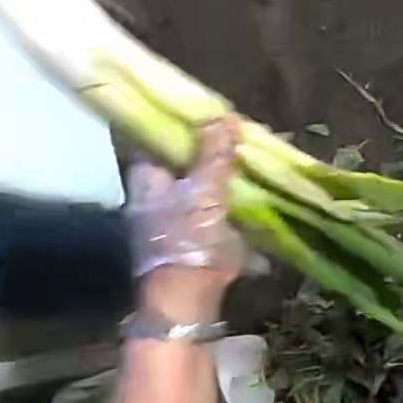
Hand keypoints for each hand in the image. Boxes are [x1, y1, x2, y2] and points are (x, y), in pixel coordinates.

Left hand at [128, 118, 246, 323]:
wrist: (190, 294)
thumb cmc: (187, 238)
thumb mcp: (204, 190)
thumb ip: (213, 154)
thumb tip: (221, 115)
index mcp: (147, 177)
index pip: (155, 137)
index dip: (178, 121)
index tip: (205, 107)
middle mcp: (157, 191)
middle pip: (182, 156)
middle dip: (209, 142)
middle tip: (239, 126)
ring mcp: (177, 211)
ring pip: (201, 176)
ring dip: (224, 164)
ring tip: (253, 146)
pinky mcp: (198, 228)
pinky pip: (217, 197)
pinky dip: (233, 187)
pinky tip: (255, 178)